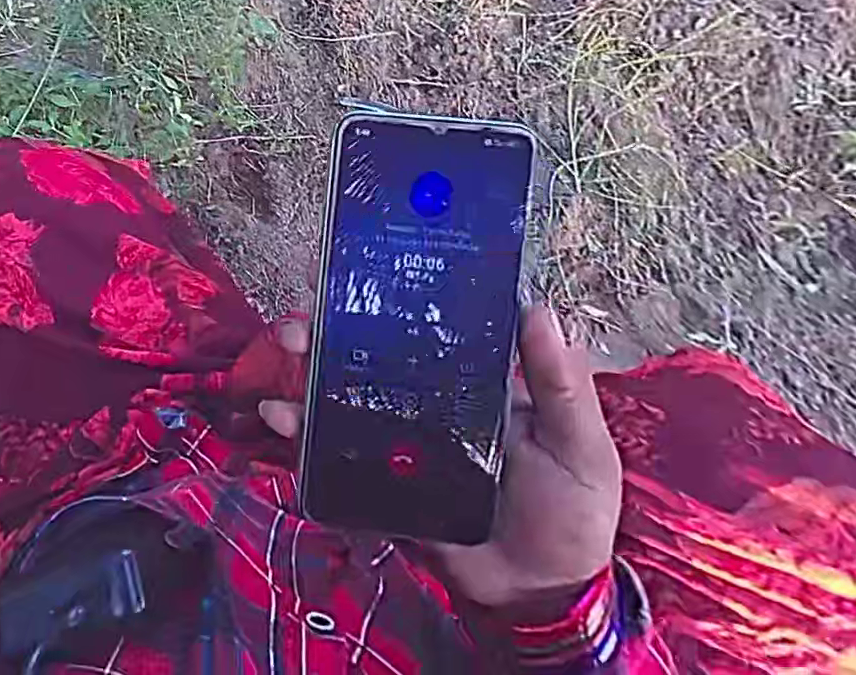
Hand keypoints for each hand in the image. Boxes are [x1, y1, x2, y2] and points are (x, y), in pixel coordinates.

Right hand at [256, 304, 621, 610]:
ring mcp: (390, 430)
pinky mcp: (371, 470)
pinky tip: (277, 414)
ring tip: (290, 344)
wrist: (534, 594)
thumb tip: (538, 308)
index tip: (352, 261)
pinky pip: (327, 443)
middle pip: (364, 346)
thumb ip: (561, 385)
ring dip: (305, 359)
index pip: (419, 320)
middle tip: (310, 304)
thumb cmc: (566, 510)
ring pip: (337, 384)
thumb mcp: (578, 445)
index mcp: (462, 374)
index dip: (384, 289)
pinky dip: (297, 426)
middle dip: (328, 319)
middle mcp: (417, 392)